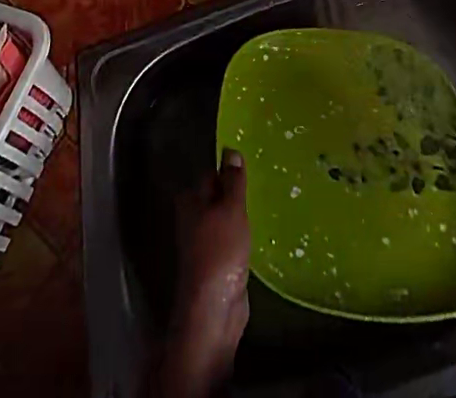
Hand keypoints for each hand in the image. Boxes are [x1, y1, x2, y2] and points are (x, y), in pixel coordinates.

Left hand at [154, 149, 250, 397]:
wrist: (214, 304)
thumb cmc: (220, 249)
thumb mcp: (230, 209)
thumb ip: (233, 182)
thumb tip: (231, 151)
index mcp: (190, 199)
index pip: (210, 175)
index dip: (229, 172)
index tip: (252, 170)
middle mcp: (192, 217)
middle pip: (216, 197)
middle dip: (236, 194)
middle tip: (264, 188)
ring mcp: (203, 241)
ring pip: (224, 219)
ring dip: (240, 217)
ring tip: (265, 209)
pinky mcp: (216, 261)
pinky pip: (230, 239)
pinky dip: (242, 237)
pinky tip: (258, 238)